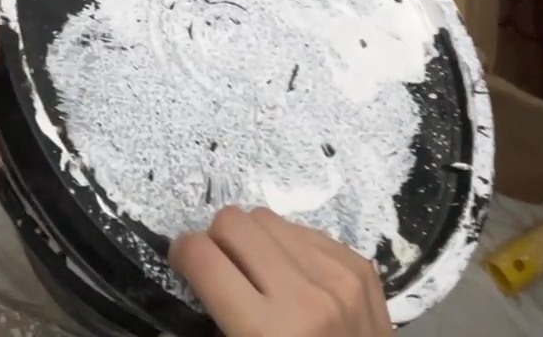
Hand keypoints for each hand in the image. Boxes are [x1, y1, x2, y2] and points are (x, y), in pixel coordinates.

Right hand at [172, 207, 392, 336]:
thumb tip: (185, 284)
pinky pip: (301, 229)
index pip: (202, 257)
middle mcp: (304, 296)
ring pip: (264, 217)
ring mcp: (336, 275)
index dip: (183, 254)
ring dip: (253, 241)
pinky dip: (288, 248)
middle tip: (224, 269)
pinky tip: (299, 281)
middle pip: (232, 221)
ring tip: (263, 275)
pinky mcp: (359, 265)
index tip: (186, 267)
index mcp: (267, 333)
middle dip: (217, 240)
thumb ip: (208, 326)